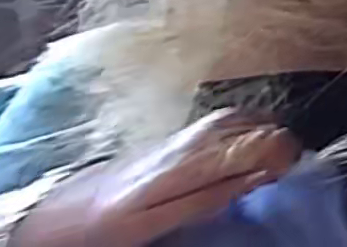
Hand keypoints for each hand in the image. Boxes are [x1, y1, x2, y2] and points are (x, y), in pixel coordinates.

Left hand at [14, 109, 298, 246]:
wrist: (61, 209)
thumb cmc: (105, 225)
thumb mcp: (150, 226)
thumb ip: (209, 198)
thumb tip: (264, 176)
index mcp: (202, 155)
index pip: (273, 140)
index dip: (284, 160)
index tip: (273, 181)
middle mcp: (215, 128)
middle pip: (276, 130)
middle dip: (277, 155)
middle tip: (258, 183)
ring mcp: (213, 120)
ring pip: (270, 122)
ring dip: (268, 146)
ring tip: (248, 172)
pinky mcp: (211, 119)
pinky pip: (254, 120)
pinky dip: (258, 136)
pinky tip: (239, 157)